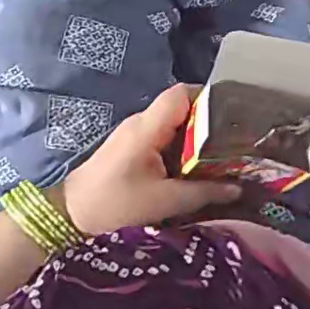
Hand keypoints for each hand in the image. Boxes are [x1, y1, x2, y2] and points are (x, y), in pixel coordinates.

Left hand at [60, 83, 242, 234]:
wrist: (71, 215)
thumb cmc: (116, 205)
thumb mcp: (165, 202)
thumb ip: (205, 192)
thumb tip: (238, 188)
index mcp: (147, 127)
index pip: (181, 93)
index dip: (208, 98)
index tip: (232, 116)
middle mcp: (140, 123)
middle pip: (180, 108)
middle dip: (208, 122)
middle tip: (234, 141)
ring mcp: (133, 135)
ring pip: (172, 125)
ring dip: (195, 139)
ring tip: (222, 155)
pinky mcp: (130, 149)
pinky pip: (162, 139)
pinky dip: (180, 149)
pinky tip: (195, 167)